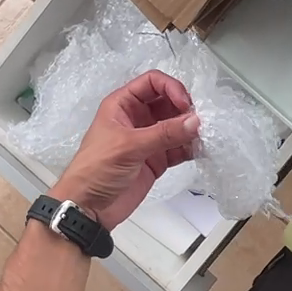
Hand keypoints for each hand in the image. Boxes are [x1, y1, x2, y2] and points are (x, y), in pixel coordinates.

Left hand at [49, 72, 199, 230]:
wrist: (88, 208)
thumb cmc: (94, 170)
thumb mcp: (129, 146)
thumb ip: (164, 133)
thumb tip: (194, 121)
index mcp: (123, 105)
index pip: (152, 82)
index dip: (171, 88)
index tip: (184, 104)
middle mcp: (137, 118)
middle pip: (168, 102)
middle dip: (185, 109)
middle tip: (198, 122)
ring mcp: (148, 139)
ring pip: (177, 125)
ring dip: (191, 129)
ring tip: (203, 137)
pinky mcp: (157, 159)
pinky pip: (179, 147)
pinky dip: (191, 148)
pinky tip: (200, 150)